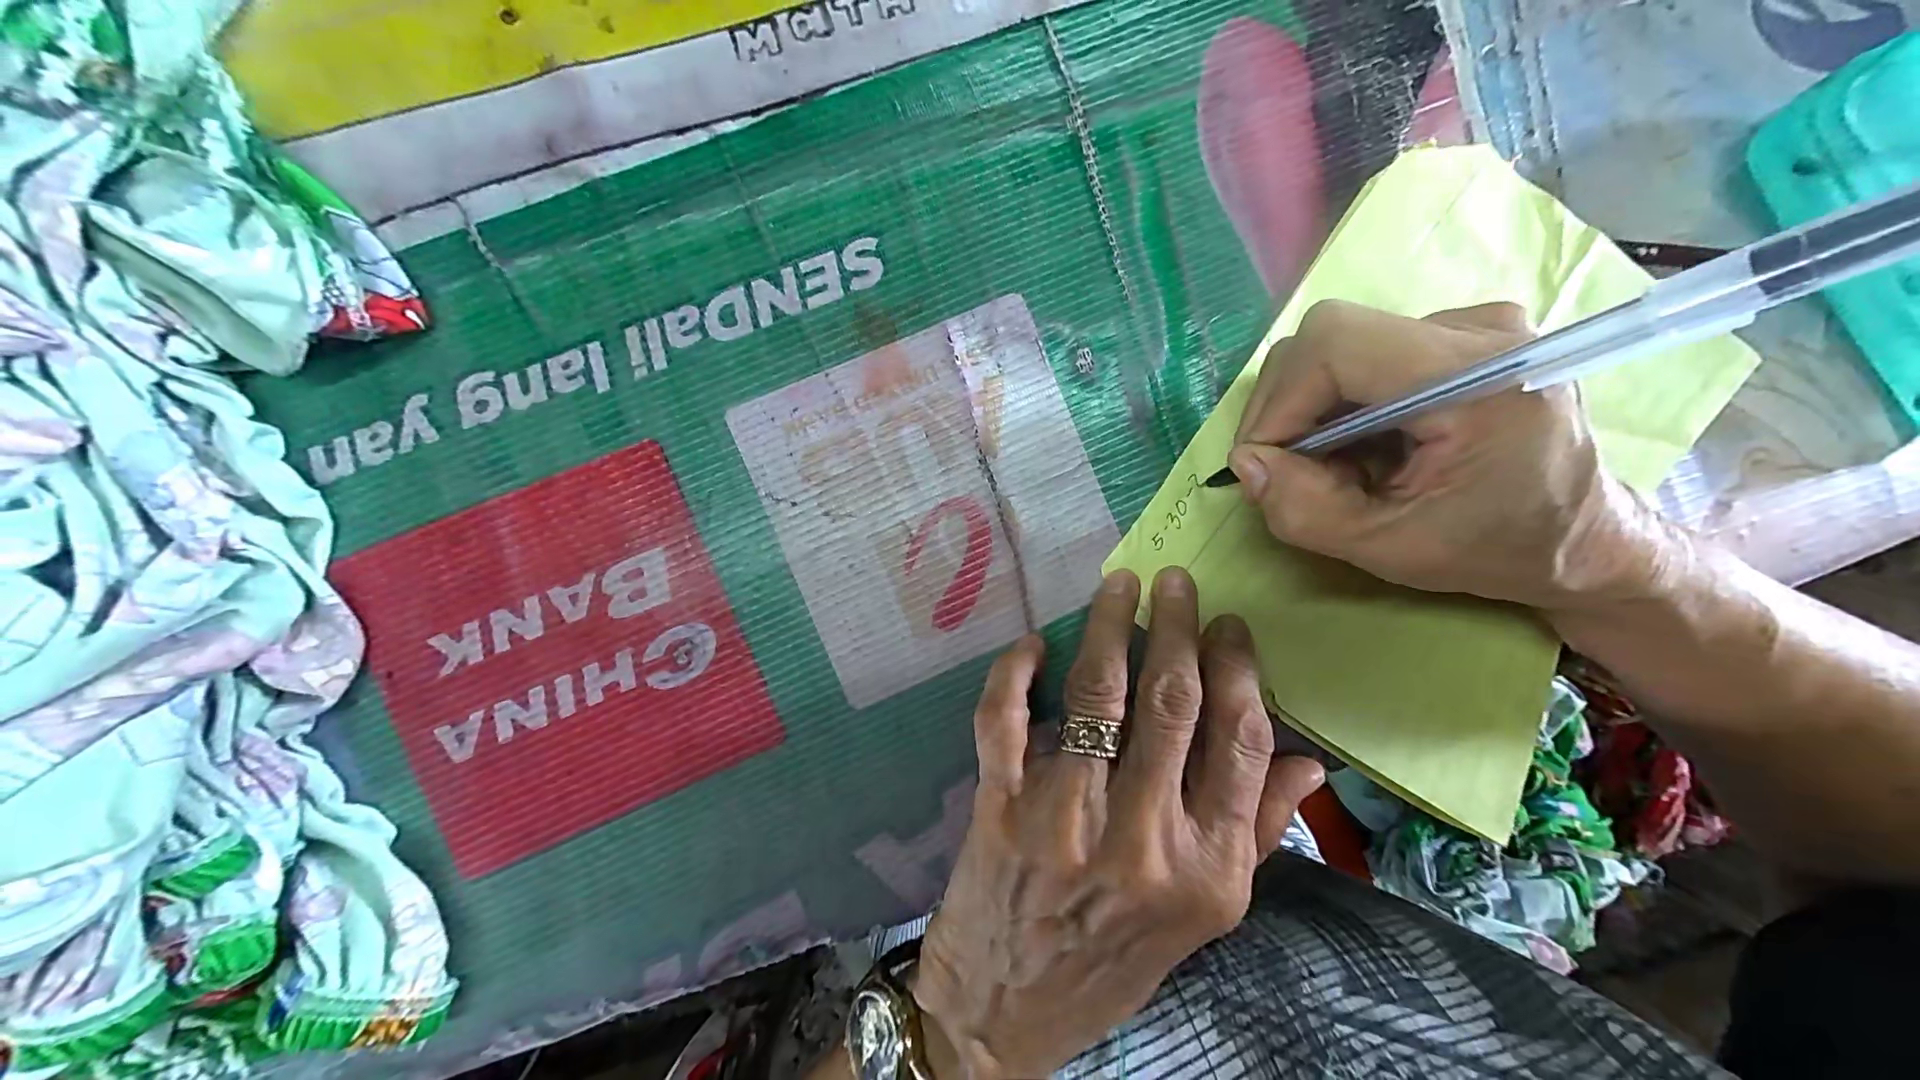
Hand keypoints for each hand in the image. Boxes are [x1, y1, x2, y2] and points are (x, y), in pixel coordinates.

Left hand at [912, 567, 1325, 1077]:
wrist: (1010, 1012)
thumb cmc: (1114, 960)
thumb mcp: (1203, 919)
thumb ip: (1256, 834)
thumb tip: (1309, 760)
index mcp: (1207, 867)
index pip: (1239, 739)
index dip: (1237, 668)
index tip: (1228, 625)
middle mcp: (1141, 838)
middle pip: (1171, 702)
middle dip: (1175, 626)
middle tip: (1175, 582)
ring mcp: (1064, 819)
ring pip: (1095, 695)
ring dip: (1106, 627)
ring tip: (1118, 586)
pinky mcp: (998, 808)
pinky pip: (1003, 718)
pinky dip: (1014, 671)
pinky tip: (1031, 644)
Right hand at [1225, 299, 1666, 611]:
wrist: (1583, 537)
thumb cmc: (1496, 549)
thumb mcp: (1389, 549)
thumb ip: (1305, 511)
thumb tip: (1244, 463)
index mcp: (1477, 378)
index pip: (1334, 343)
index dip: (1279, 400)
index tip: (1266, 461)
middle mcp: (1477, 330)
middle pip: (1327, 338)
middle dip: (1286, 408)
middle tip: (1293, 471)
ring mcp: (1470, 325)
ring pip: (1336, 346)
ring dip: (1309, 408)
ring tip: (1335, 462)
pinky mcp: (1457, 335)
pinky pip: (1360, 353)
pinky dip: (1334, 401)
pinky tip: (1361, 443)